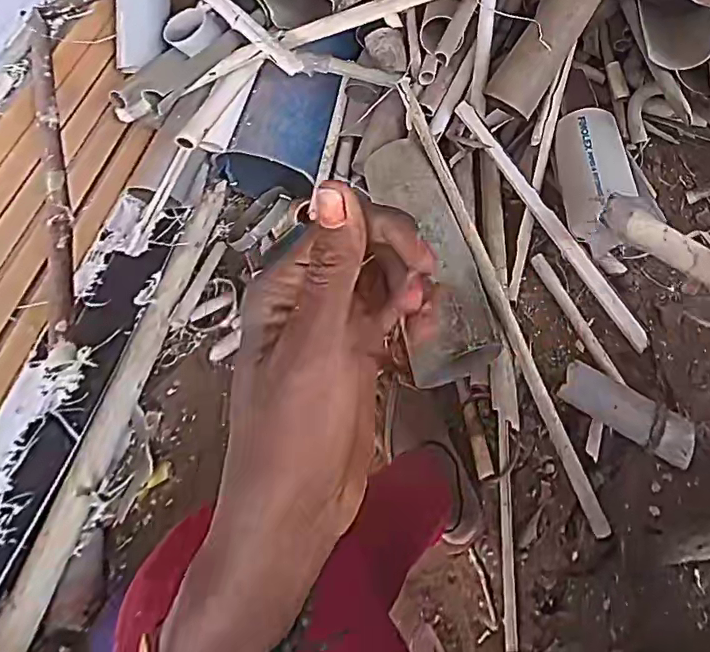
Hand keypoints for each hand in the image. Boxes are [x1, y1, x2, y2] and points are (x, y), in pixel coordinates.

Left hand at [162, 182, 436, 650]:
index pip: (337, 226)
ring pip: (382, 276)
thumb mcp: (317, 342)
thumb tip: (334, 193)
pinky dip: (410, 314)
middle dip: (399, 256)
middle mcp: (308, 298)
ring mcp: (335, 323)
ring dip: (408, 285)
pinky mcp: (357, 348)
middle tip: (424, 280)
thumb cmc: (290, 435)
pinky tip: (420, 329)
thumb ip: (333, 265)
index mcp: (284, 286)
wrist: (297, 515)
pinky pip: (390, 311)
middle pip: (363, 246)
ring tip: (421, 312)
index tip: (415, 254)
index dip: (380, 230)